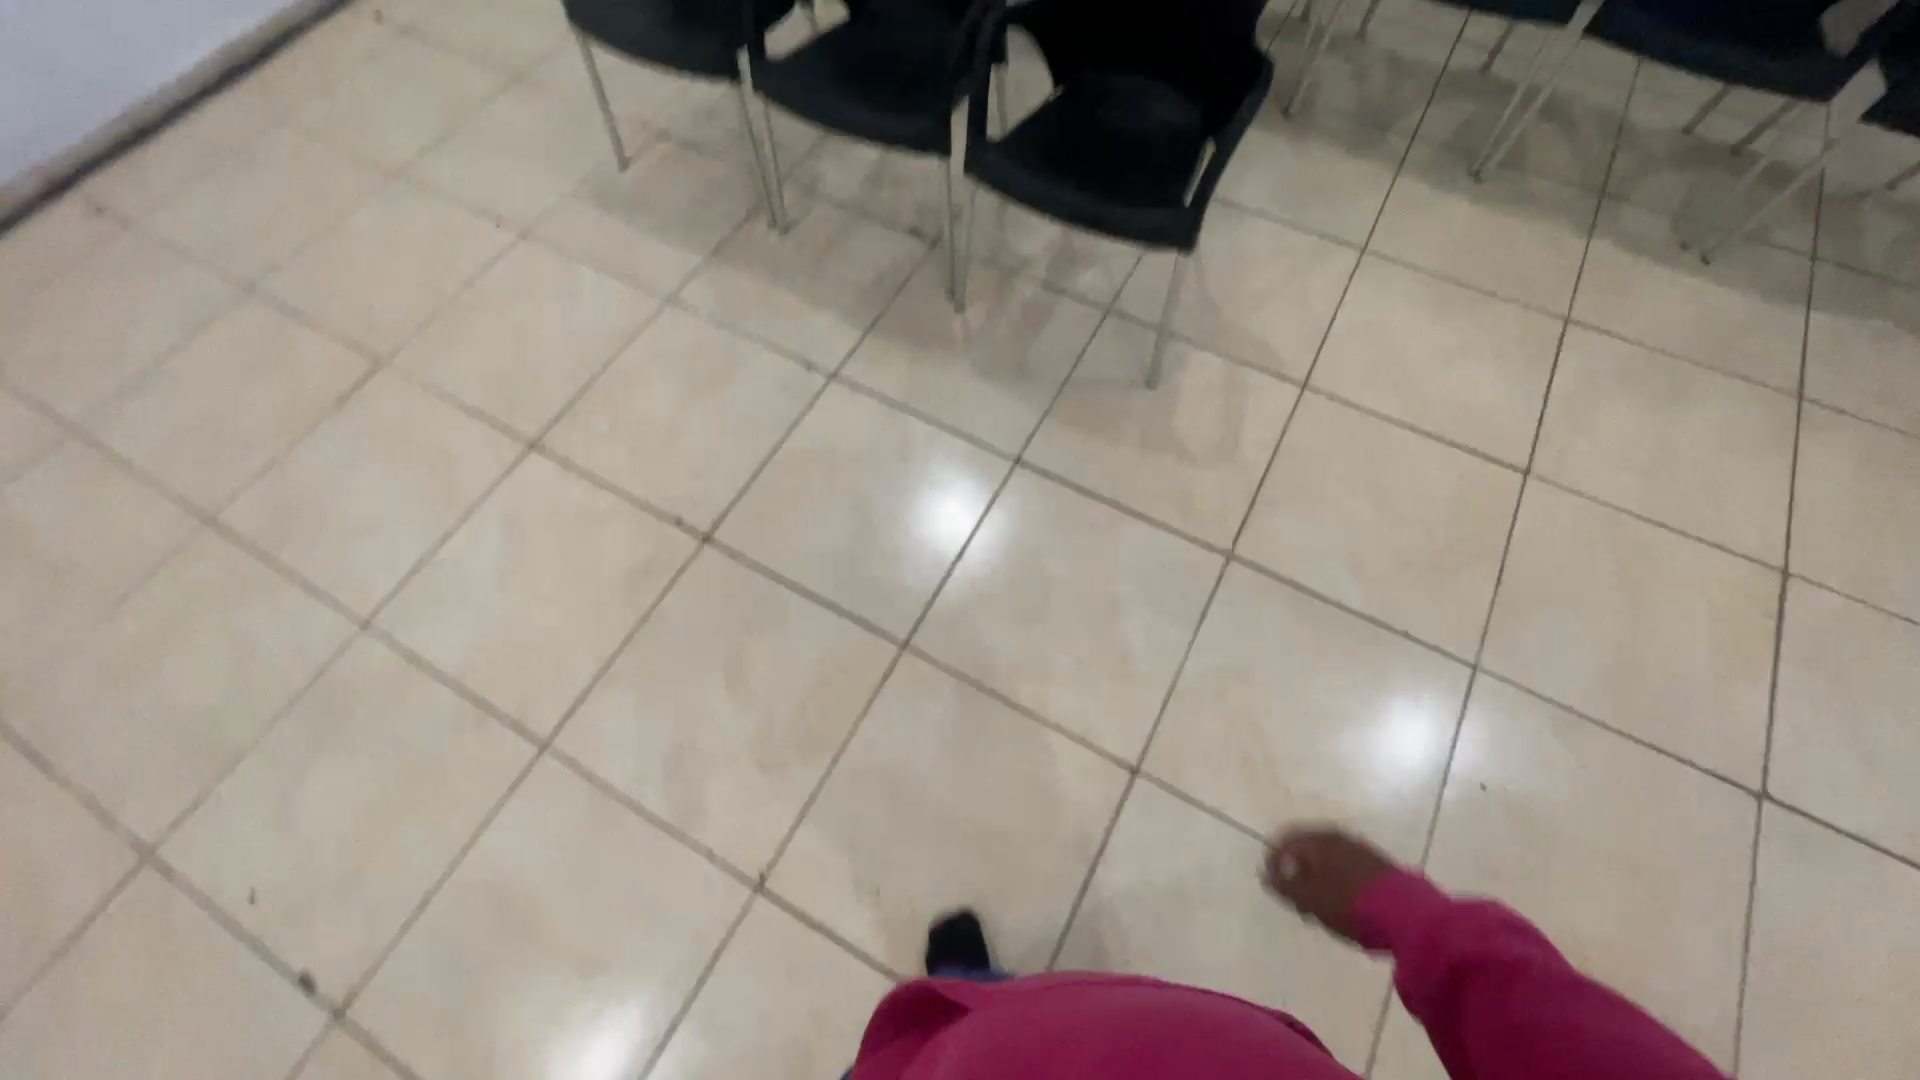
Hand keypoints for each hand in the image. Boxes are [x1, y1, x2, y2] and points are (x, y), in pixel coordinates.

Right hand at [1262, 826, 1396, 946]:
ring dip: (1319, 883)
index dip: (1274, 865)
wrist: (1412, 917)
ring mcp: (1360, 850)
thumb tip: (1268, 874)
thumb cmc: (1350, 905)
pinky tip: (1347, 909)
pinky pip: (1347, 871)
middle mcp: (1337, 837)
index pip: (1282, 842)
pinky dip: (1339, 886)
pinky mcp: (1379, 867)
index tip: (1276, 891)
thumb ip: (1284, 885)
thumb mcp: (1308, 899)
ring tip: (1323, 912)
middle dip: (1298, 876)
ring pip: (1328, 863)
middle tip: (1300, 905)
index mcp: (1316, 839)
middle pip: (1305, 852)